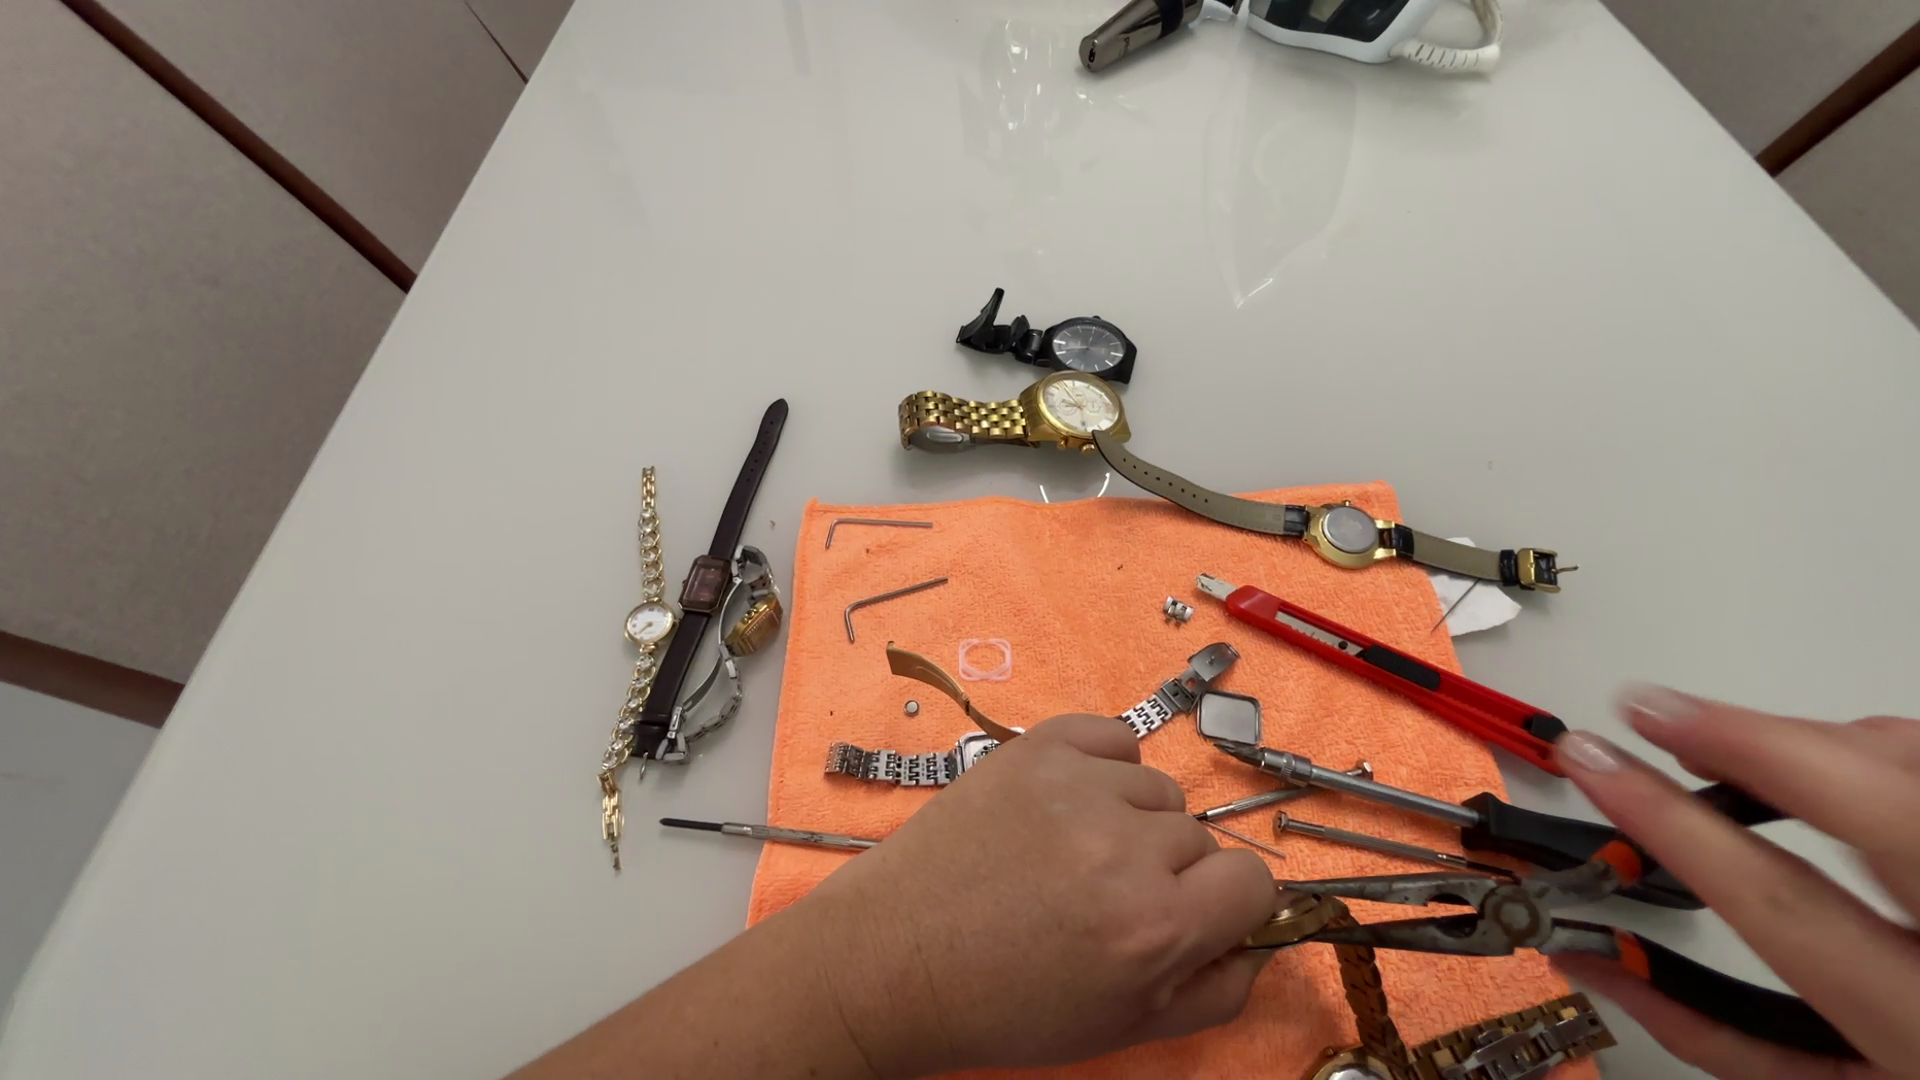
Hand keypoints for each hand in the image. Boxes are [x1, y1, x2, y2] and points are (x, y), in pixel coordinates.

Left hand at [789, 714, 1278, 1077]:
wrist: (897, 954)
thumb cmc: (1007, 1004)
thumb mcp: (1125, 1027)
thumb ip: (1215, 987)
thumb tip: (1259, 940)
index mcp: (1157, 924)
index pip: (1253, 883)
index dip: (1228, 904)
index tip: (1193, 912)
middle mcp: (1126, 845)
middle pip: (1199, 836)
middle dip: (1169, 870)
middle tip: (1104, 895)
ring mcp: (1077, 785)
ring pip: (1155, 788)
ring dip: (1131, 818)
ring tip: (1072, 851)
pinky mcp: (1036, 748)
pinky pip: (1111, 737)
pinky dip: (1104, 763)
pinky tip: (1071, 798)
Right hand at [1551, 688, 1919, 1078]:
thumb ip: (1707, 1029)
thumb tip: (1582, 953)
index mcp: (1916, 1025)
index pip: (1776, 899)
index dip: (1668, 817)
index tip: (1589, 760)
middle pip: (1880, 815)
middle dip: (1752, 742)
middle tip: (1647, 707)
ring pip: (1905, 766)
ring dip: (1799, 738)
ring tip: (1718, 736)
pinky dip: (1863, 745)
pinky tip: (1814, 755)